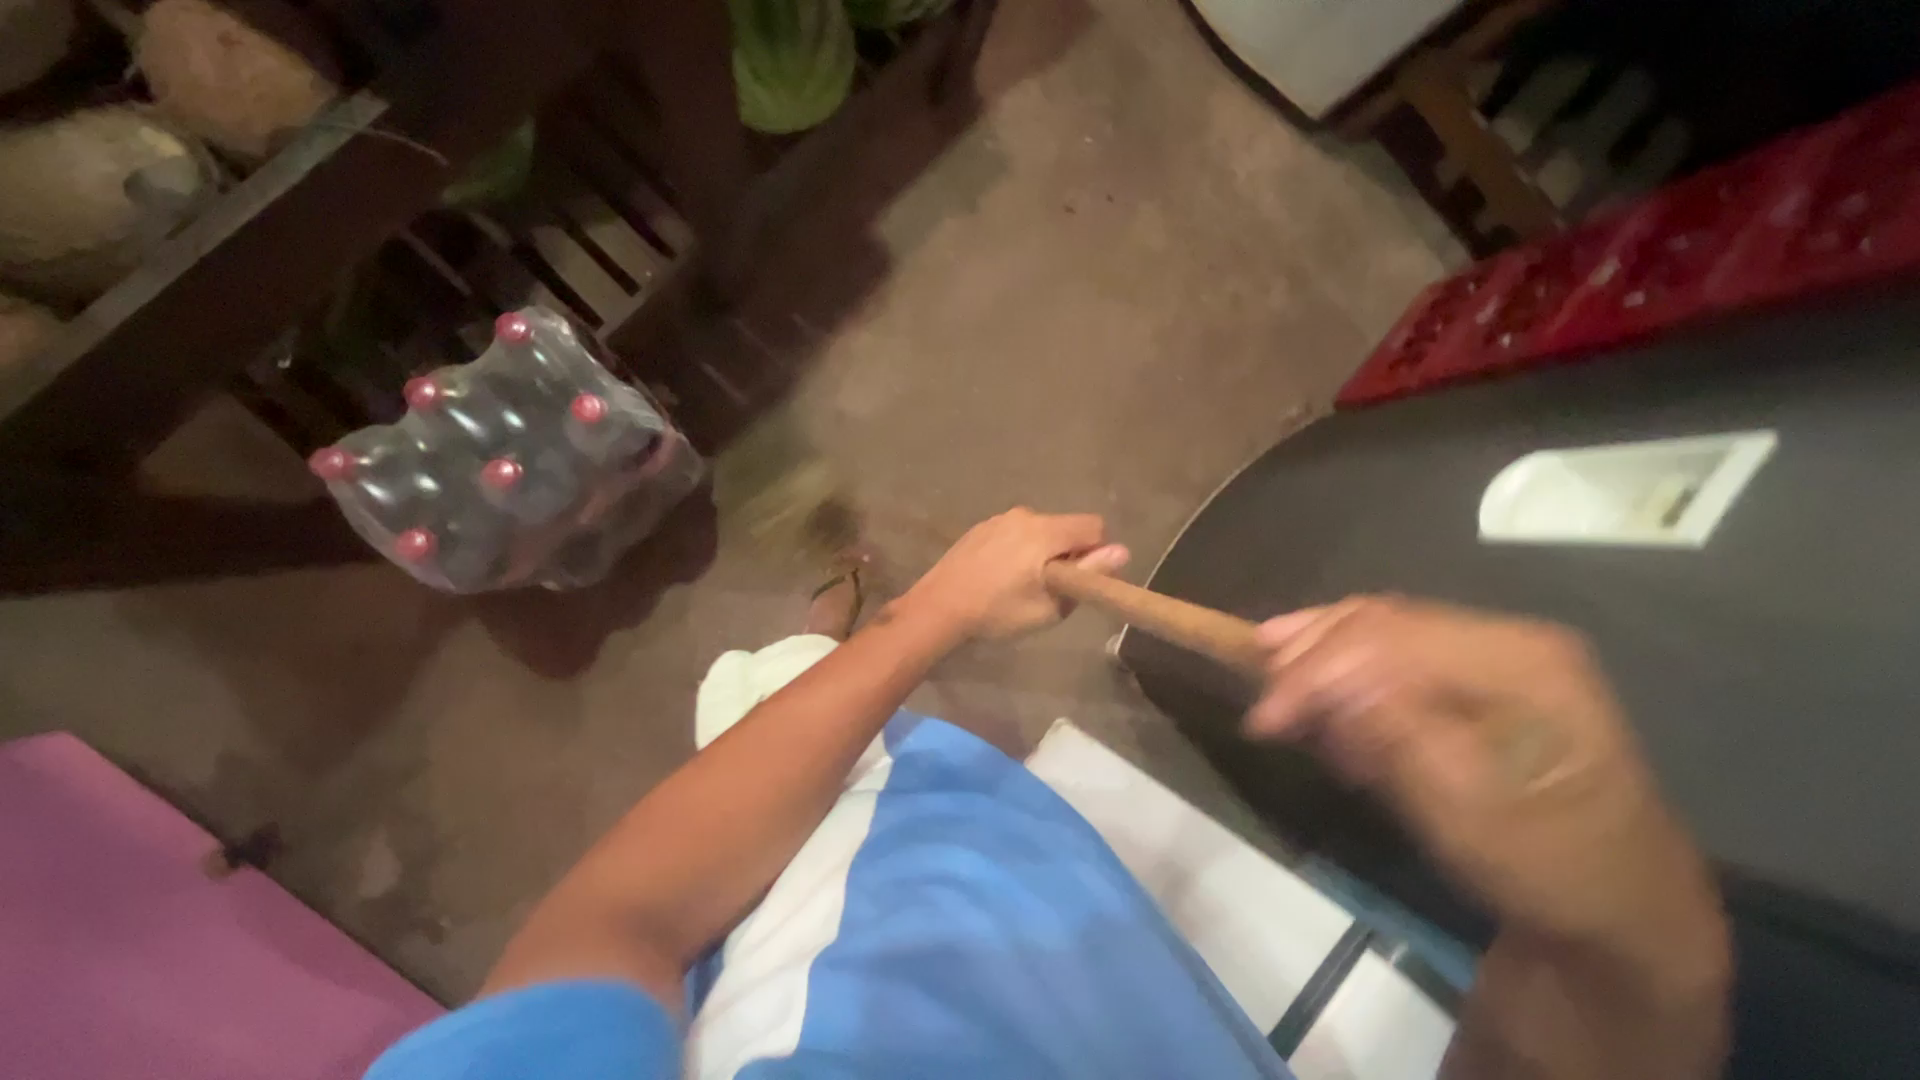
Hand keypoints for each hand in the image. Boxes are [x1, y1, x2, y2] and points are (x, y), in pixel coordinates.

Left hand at [895, 508, 1129, 640]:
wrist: (939, 607)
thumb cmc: (998, 611)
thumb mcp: (1050, 603)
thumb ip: (1089, 574)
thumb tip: (1122, 551)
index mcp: (1046, 530)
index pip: (1094, 526)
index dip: (1098, 552)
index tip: (1083, 580)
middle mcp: (1024, 515)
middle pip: (1065, 528)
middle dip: (1069, 554)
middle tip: (1051, 590)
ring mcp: (998, 519)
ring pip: (1039, 531)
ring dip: (1042, 553)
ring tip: (1021, 587)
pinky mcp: (980, 529)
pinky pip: (1014, 535)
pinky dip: (1018, 552)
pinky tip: (999, 579)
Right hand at [1245, 597, 1722, 963]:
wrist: (1617, 910)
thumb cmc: (1545, 865)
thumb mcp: (1467, 810)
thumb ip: (1395, 734)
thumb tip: (1325, 683)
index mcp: (1520, 662)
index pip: (1389, 639)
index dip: (1314, 671)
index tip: (1262, 722)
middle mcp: (1509, 639)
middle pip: (1382, 621)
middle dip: (1310, 657)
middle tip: (1261, 705)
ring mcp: (1497, 654)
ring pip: (1381, 630)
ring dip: (1320, 658)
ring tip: (1272, 687)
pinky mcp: (1480, 677)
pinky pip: (1396, 655)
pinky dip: (1347, 673)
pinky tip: (1322, 701)